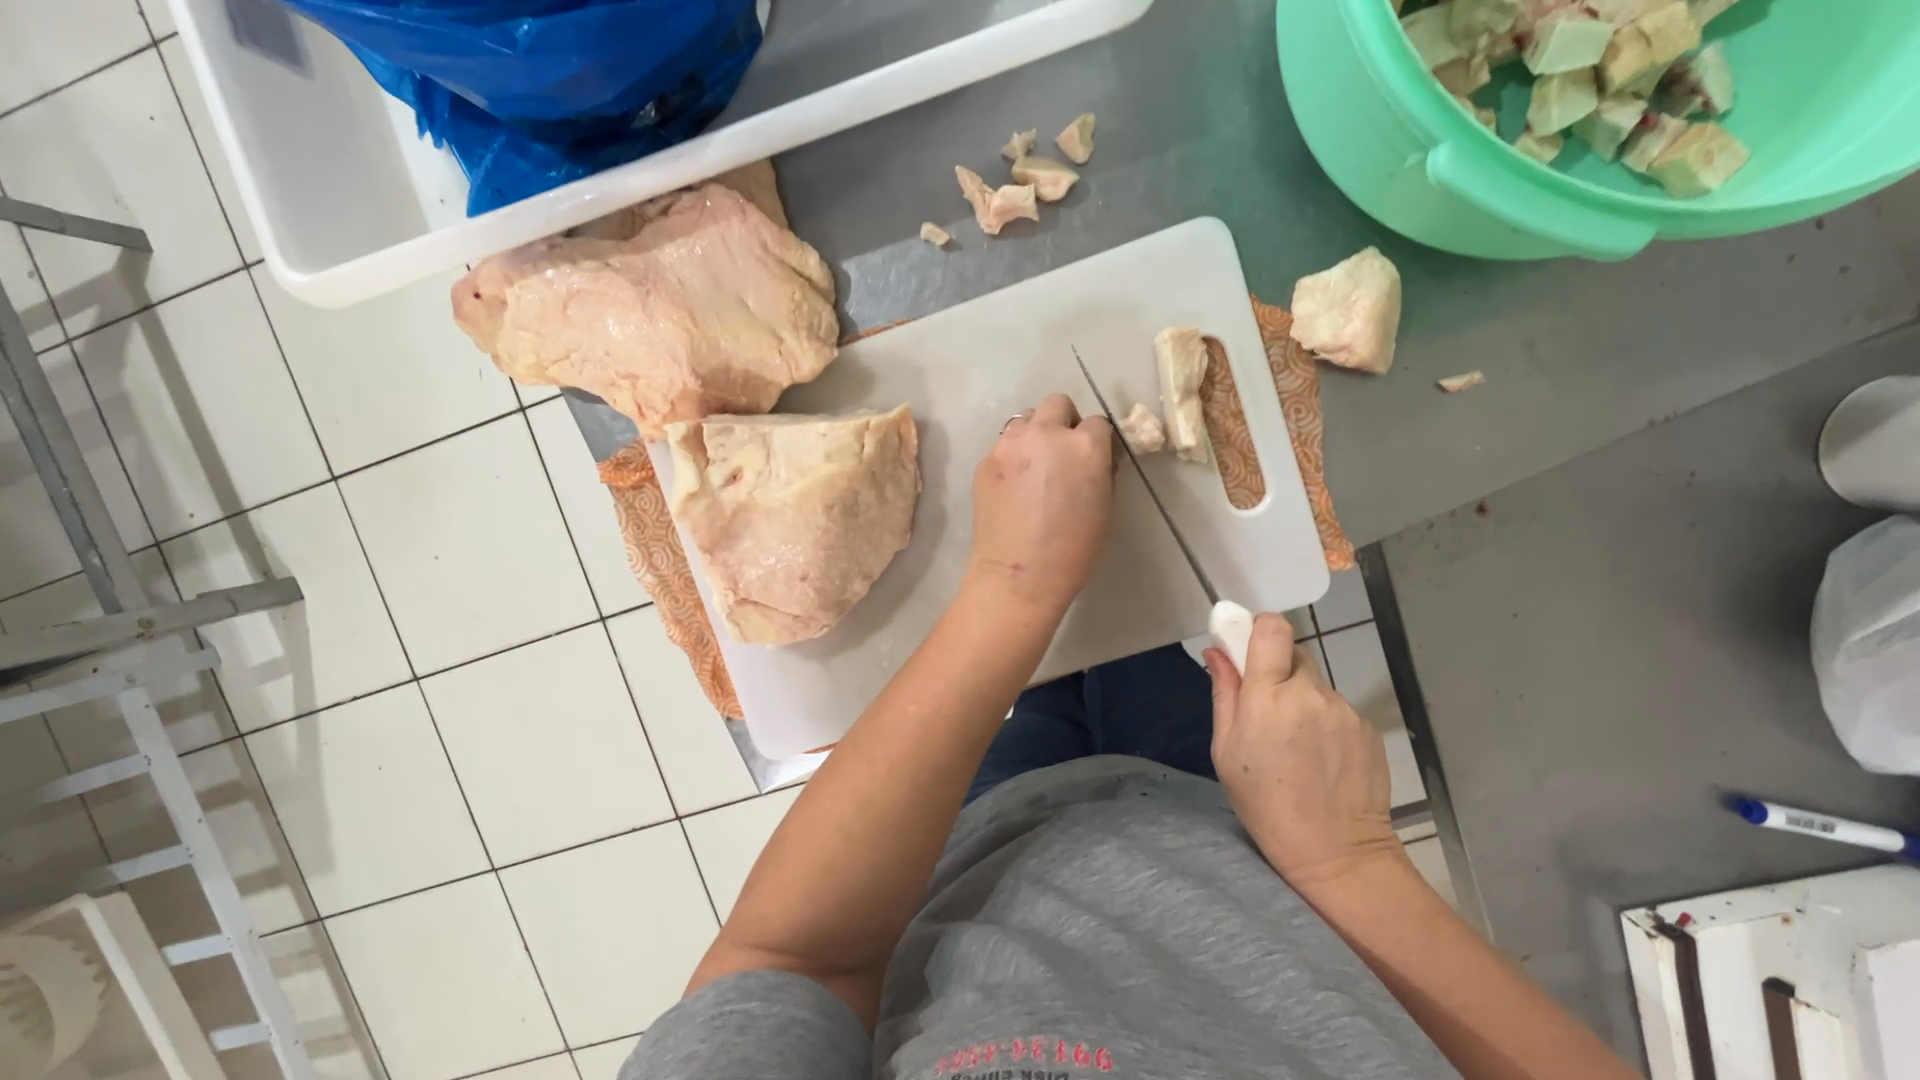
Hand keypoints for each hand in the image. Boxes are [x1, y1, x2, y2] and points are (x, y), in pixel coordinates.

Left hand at [966, 394, 1114, 617]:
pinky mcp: (985, 461)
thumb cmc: (1074, 549)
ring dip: (1034, 434)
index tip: (1093, 459)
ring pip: (1025, 420)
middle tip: (1062, 453)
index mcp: (1084, 445)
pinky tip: (1013, 486)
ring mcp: (1010, 445)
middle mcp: (1046, 434)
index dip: (1096, 440)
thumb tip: (1095, 457)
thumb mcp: (1105, 506)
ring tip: (1034, 467)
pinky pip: (1004, 445)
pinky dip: (1012, 457)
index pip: (1097, 422)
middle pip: (1057, 404)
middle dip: (1064, 422)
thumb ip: (1100, 470)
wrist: (1019, 574)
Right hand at [1205, 615, 1404, 893]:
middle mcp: (1310, 693)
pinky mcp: (1367, 727)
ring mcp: (1344, 709)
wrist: (1336, 852)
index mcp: (1268, 696)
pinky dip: (1324, 722)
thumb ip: (1224, 694)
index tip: (1246, 649)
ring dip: (1300, 700)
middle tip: (1265, 710)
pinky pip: (1336, 709)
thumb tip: (1216, 652)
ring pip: (1314, 684)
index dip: (1258, 631)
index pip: (1272, 628)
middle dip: (1276, 671)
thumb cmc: (1265, 804)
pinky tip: (1320, 758)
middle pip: (1292, 654)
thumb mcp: (1226, 751)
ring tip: (1296, 745)